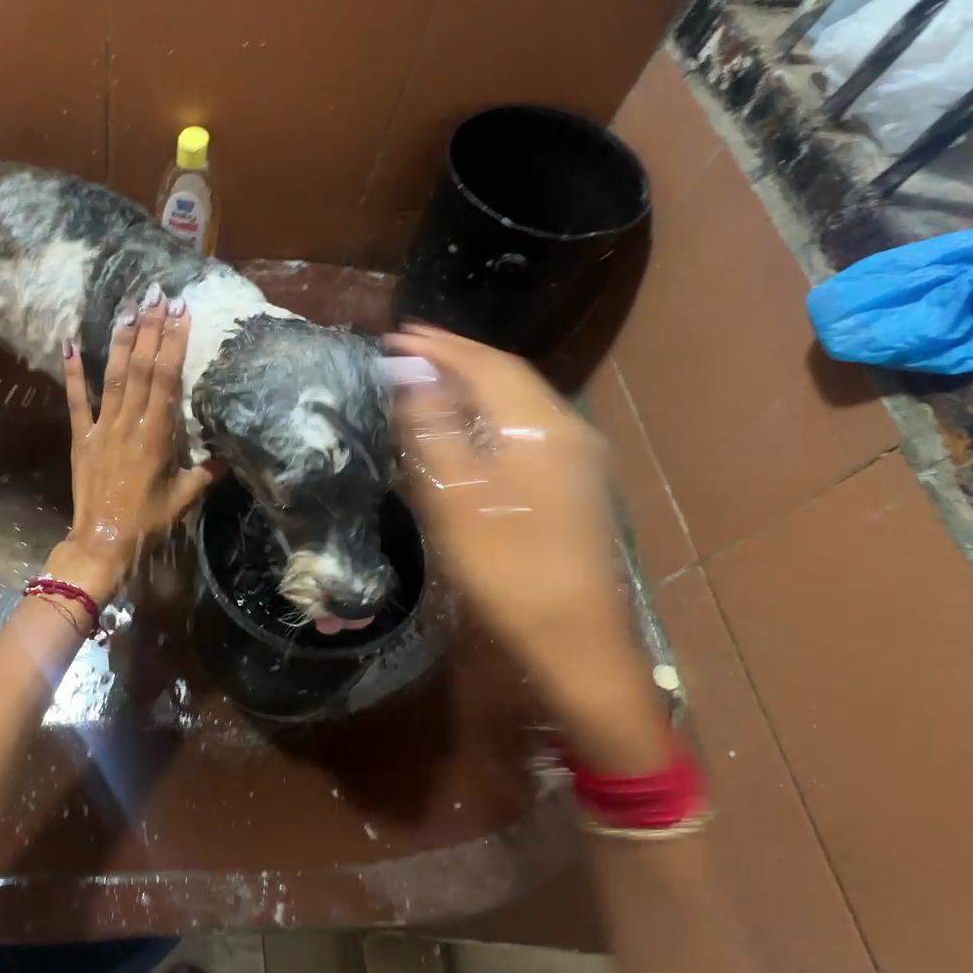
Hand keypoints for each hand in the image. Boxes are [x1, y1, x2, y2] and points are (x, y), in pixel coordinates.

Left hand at [48, 285, 214, 598]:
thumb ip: (209, 472)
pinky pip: (76, 400)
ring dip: (120, 339)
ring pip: (112, 375)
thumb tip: (234, 452)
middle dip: (150, 328)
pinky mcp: (80, 437)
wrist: (102, 542)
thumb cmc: (148, 522)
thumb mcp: (185, 498)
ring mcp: (102, 428)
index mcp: (157, 435)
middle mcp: (129, 423)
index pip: (166, 379)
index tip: (181, 312)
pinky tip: (69, 343)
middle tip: (157, 294)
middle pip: (140, 367)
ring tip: (129, 306)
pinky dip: (73, 372)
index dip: (173, 343)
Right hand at [386, 325, 666, 771]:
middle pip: (508, 376)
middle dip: (457, 358)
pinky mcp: (574, 483)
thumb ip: (431, 426)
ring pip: (520, 401)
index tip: (396, 334)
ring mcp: (577, 457)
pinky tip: (467, 427)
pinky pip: (527, 427)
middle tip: (408, 349)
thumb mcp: (455, 494)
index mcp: (540, 425)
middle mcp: (567, 429)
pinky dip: (491, 413)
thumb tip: (409, 370)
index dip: (439, 346)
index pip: (485, 364)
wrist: (575, 638)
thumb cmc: (506, 566)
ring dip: (474, 383)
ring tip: (429, 380)